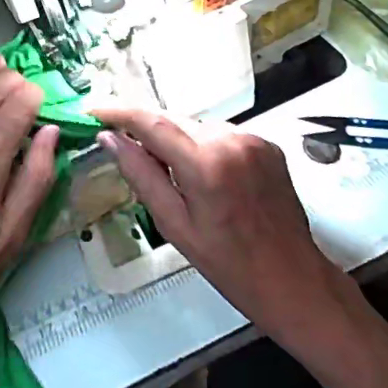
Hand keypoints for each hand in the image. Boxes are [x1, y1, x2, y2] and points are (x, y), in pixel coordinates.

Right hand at [90, 108, 387, 387]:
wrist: (293, 279)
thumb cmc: (230, 265)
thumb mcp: (176, 225)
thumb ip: (141, 175)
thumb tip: (110, 139)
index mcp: (205, 163)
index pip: (151, 122)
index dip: (118, 111)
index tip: (94, 109)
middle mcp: (230, 140)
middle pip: (175, 120)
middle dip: (150, 131)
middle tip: (131, 153)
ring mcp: (253, 139)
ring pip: (198, 126)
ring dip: (180, 141)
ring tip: (180, 180)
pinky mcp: (267, 143)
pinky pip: (223, 135)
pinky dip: (206, 147)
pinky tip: (210, 179)